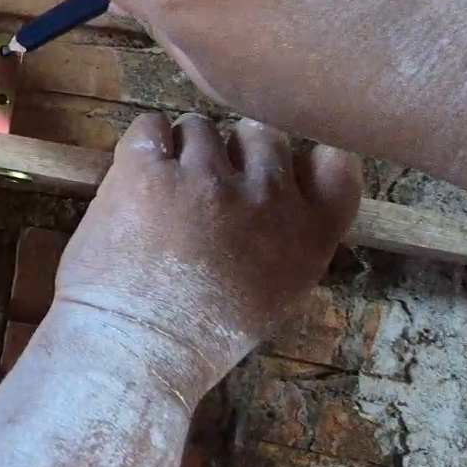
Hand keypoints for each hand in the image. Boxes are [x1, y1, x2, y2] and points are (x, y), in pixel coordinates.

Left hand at [52, 113, 361, 397]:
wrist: (137, 340)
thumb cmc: (200, 329)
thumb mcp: (276, 288)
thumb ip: (286, 235)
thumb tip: (273, 192)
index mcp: (309, 231)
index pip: (332, 161)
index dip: (294, 159)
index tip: (264, 174)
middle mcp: (266, 196)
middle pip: (259, 133)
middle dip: (229, 150)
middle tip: (199, 184)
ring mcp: (205, 178)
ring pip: (198, 127)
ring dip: (179, 148)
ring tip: (160, 189)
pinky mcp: (148, 170)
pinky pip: (149, 125)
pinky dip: (142, 141)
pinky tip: (134, 170)